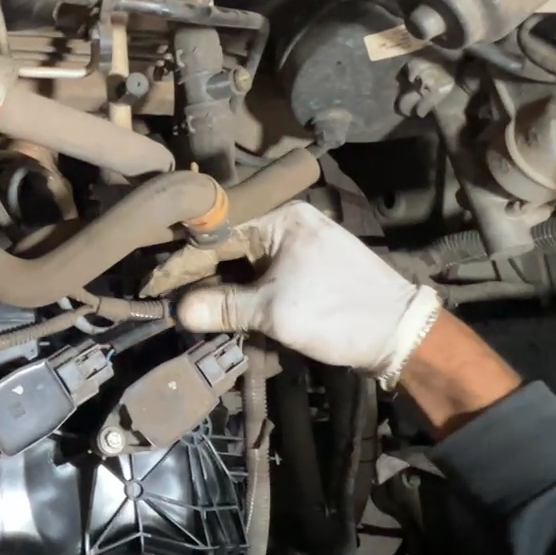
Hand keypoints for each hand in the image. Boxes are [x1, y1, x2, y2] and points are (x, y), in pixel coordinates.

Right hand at [177, 201, 441, 385]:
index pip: (216, 236)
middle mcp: (288, 223)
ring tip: (187, 306)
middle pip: (227, 246)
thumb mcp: (274, 312)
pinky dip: (240, 291)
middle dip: (197, 274)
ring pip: (242, 262)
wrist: (404, 335)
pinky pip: (260, 274)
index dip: (181, 263)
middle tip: (164, 297)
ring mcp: (299, 245)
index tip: (152, 285)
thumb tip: (177, 310)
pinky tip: (221, 307)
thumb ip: (222, 307)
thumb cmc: (339, 313)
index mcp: (281, 219)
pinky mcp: (307, 268)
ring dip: (218, 286)